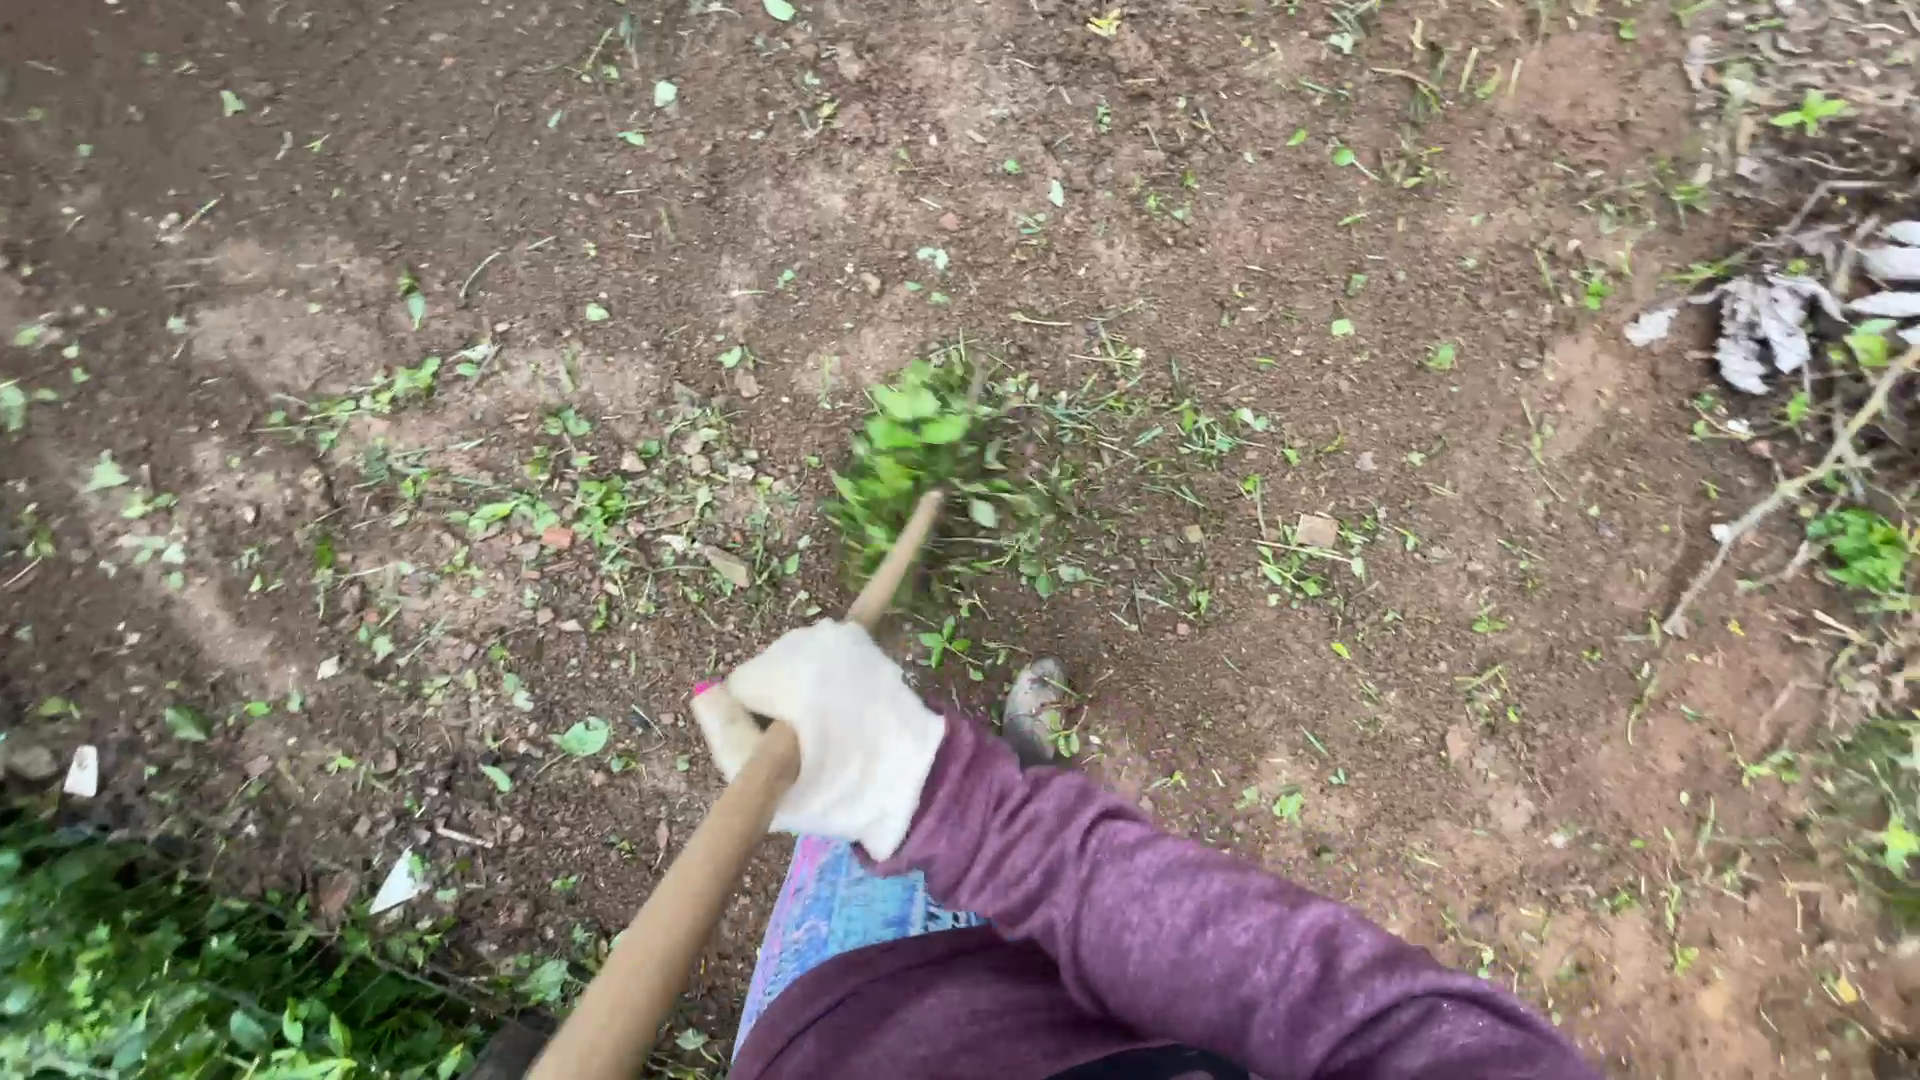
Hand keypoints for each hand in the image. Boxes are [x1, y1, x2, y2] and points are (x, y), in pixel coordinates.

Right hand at [690, 619, 944, 859]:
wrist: (913, 776)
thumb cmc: (837, 788)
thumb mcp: (766, 780)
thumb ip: (724, 734)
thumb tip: (702, 691)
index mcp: (785, 669)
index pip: (738, 689)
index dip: (752, 724)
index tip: (780, 749)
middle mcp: (810, 637)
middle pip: (767, 669)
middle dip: (777, 700)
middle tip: (808, 741)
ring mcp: (839, 633)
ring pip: (793, 660)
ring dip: (801, 686)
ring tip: (831, 726)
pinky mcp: (860, 638)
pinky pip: (823, 650)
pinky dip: (823, 671)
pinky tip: (838, 694)